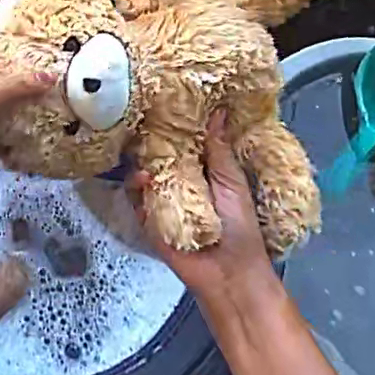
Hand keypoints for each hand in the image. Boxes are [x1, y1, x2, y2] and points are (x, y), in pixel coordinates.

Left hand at [0, 44, 54, 195]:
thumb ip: (16, 86)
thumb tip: (51, 75)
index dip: (7, 39)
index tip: (34, 35)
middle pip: (3, 76)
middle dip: (26, 72)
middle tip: (56, 64)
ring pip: (8, 103)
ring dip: (27, 101)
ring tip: (57, 91)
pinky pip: (8, 128)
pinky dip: (22, 128)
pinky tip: (44, 123)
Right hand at [131, 110, 280, 313]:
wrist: (231, 274)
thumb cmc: (240, 226)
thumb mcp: (232, 181)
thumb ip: (220, 148)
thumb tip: (220, 111)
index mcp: (203, 169)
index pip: (184, 141)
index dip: (176, 123)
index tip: (168, 101)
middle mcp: (180, 181)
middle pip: (160, 154)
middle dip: (153, 139)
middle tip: (145, 119)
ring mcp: (163, 199)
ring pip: (144, 172)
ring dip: (142, 161)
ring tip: (144, 151)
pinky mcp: (150, 219)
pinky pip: (136, 199)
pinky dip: (135, 188)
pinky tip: (142, 179)